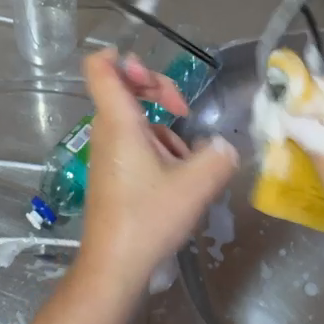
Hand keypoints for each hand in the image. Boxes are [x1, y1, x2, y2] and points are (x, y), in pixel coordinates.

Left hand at [75, 50, 237, 294]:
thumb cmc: (148, 218)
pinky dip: (156, 150)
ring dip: (163, 128)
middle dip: (157, 90)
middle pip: (123, 87)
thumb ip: (217, 157)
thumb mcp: (195, 185)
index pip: (100, 68)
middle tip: (183, 109)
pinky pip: (134, 144)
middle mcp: (106, 130)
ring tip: (186, 160)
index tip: (151, 71)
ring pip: (134, 120)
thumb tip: (223, 147)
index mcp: (119, 121)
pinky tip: (177, 179)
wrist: (115, 266)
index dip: (121, 57)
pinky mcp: (111, 174)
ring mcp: (106, 153)